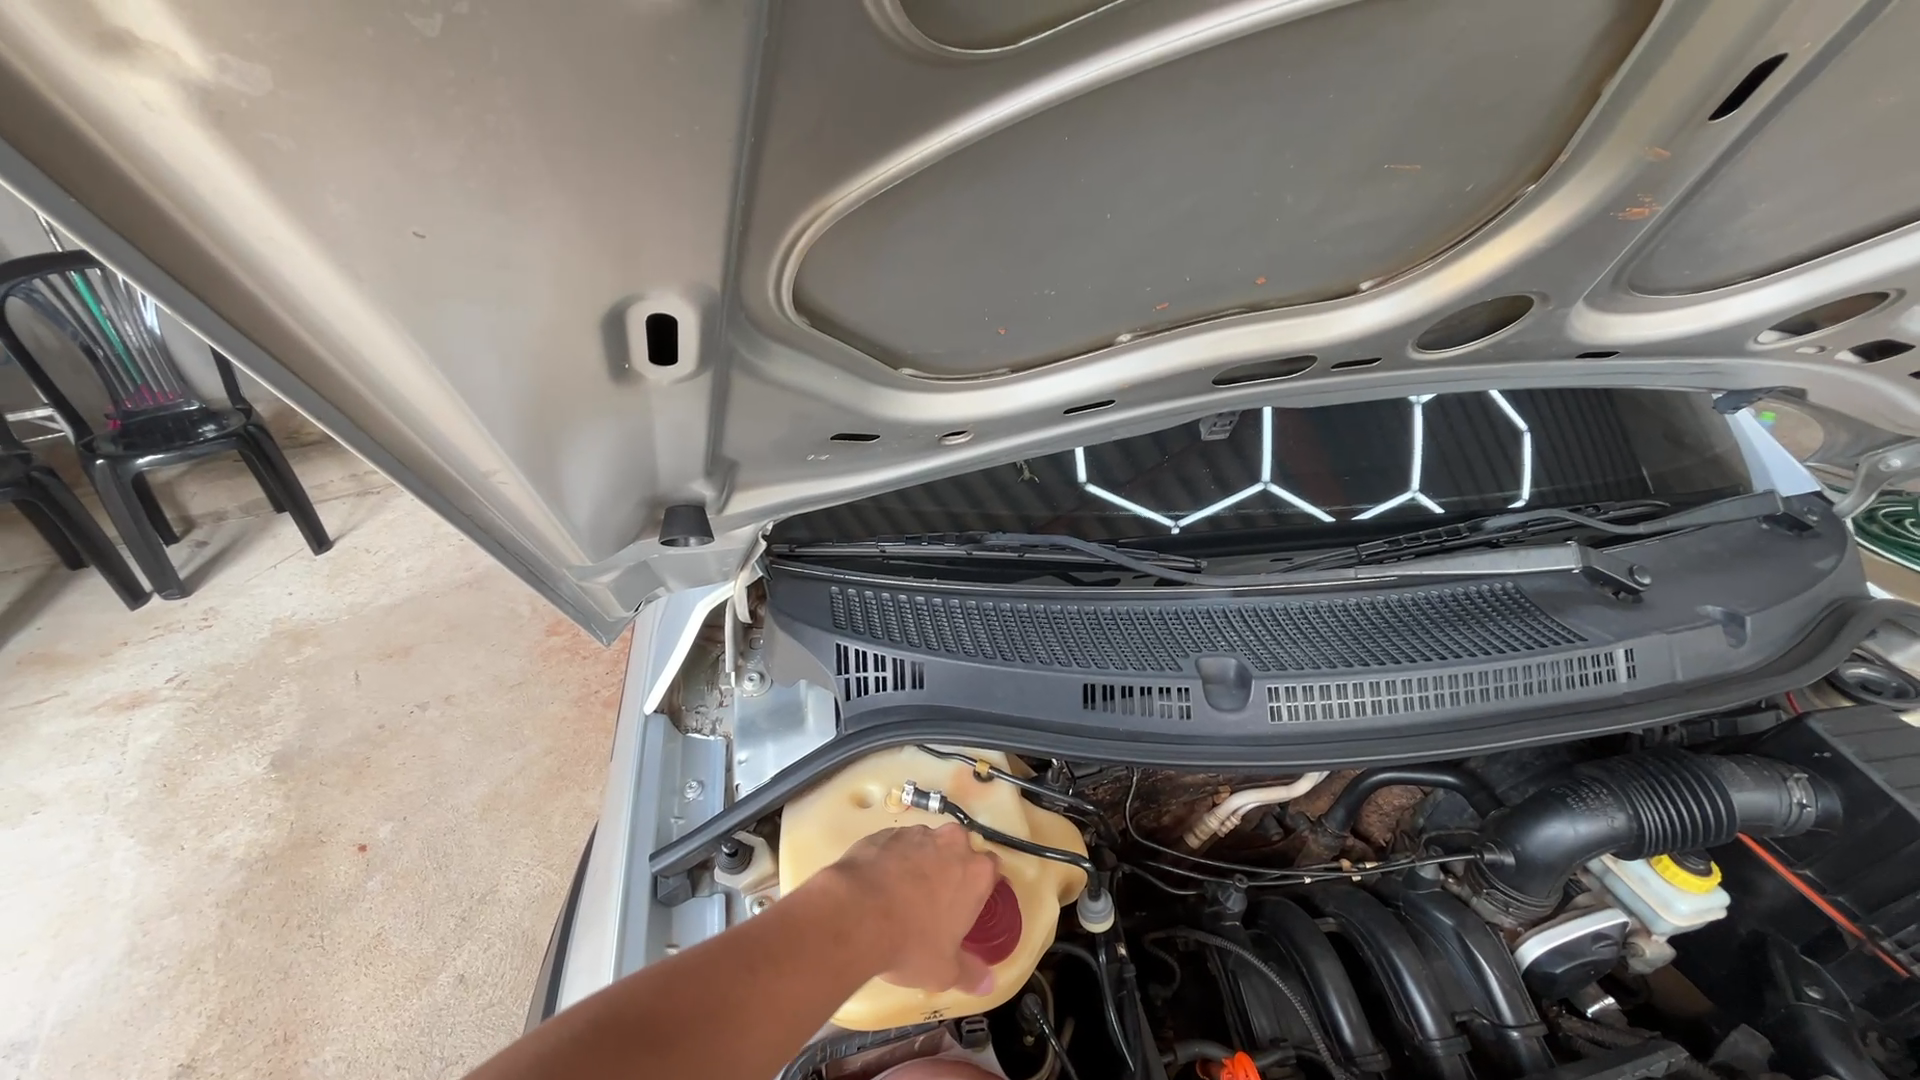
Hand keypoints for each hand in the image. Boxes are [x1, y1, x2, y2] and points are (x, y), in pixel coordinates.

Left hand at [813, 824, 1001, 994]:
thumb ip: (970, 973)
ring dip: (920, 861)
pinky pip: (896, 844)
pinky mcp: (884, 833)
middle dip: (951, 867)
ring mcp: (916, 835)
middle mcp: (951, 844)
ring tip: (902, 893)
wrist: (855, 915)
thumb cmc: (910, 944)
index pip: (993, 868)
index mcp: (976, 873)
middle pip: (959, 849)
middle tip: (936, 898)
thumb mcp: (944, 971)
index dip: (982, 885)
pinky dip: (892, 859)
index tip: (970, 902)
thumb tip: (987, 985)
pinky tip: (878, 884)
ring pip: (926, 844)